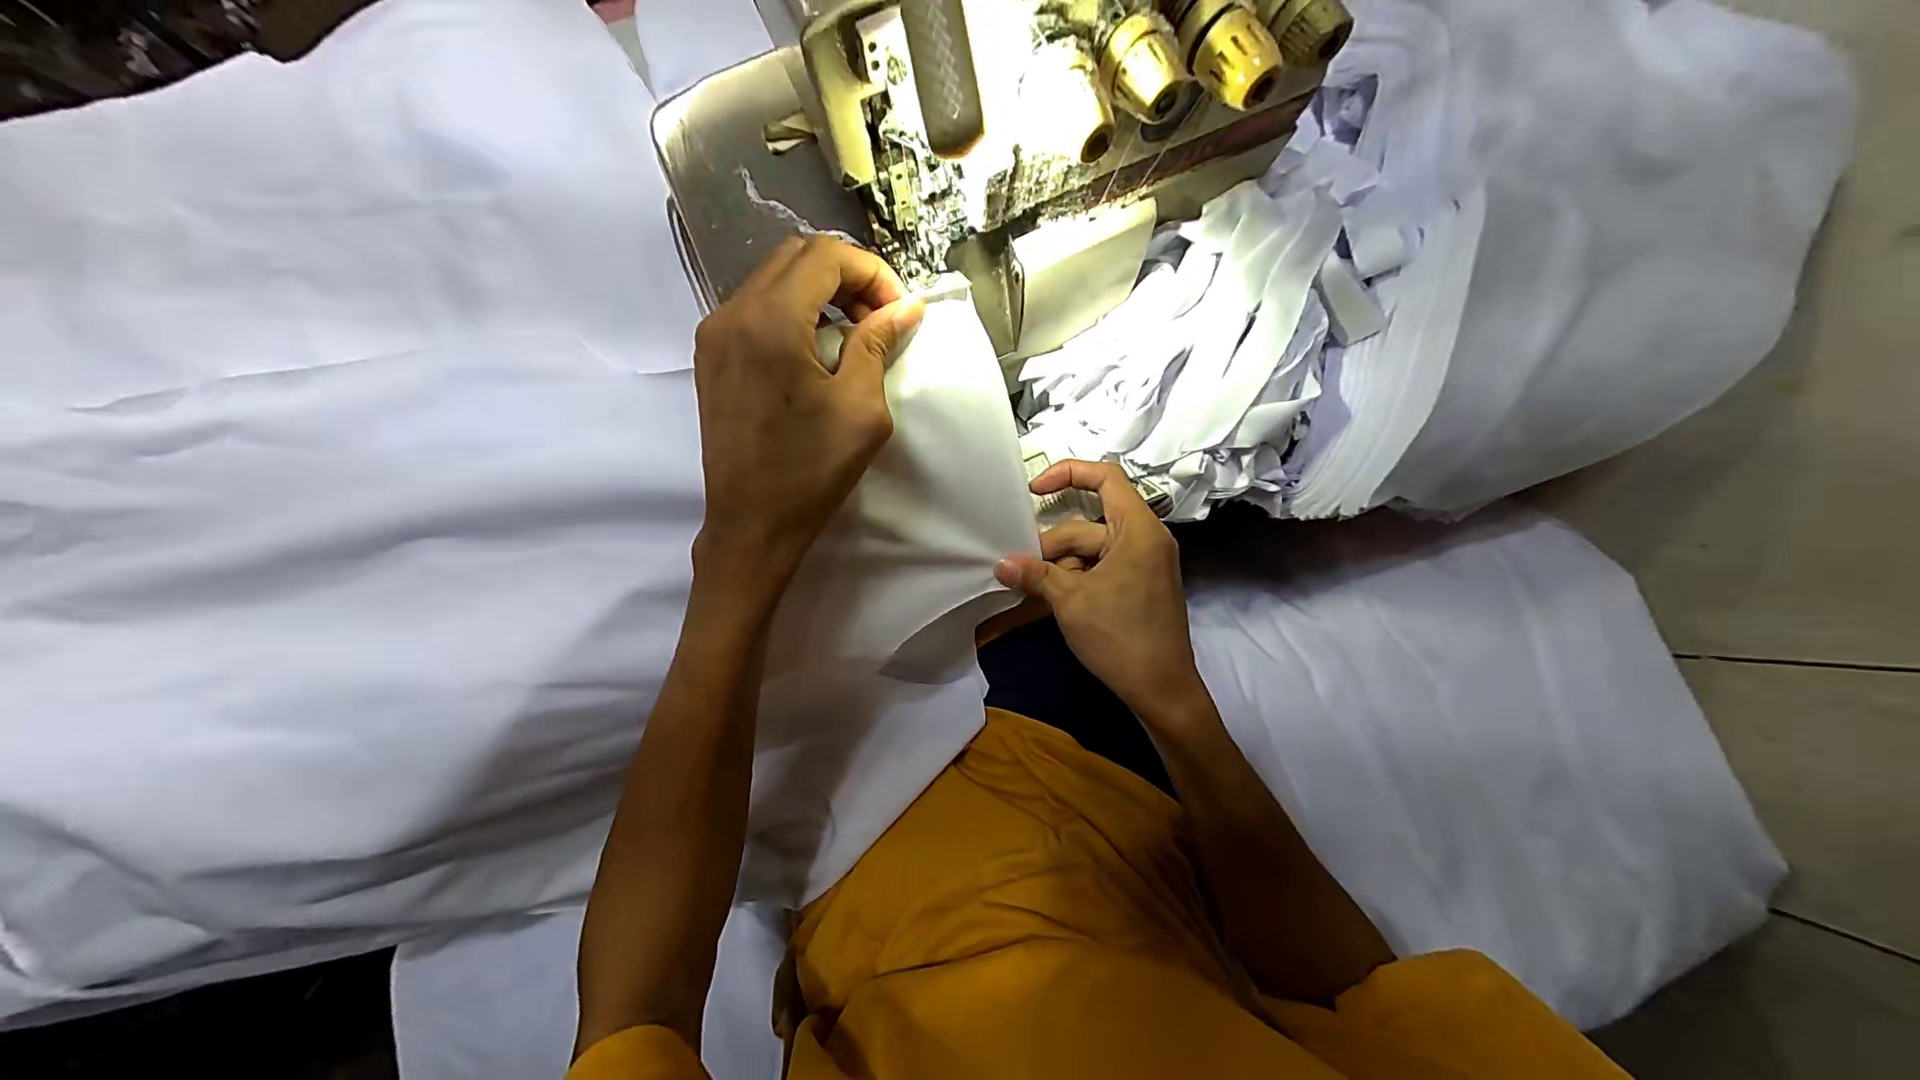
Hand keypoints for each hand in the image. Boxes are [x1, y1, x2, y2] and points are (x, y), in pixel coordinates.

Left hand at [690, 236, 924, 590]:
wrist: (751, 523)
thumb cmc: (811, 472)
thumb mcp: (861, 408)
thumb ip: (878, 343)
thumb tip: (905, 306)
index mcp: (771, 322)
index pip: (826, 255)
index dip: (872, 271)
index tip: (898, 309)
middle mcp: (733, 313)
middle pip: (797, 257)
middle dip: (847, 276)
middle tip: (879, 317)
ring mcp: (714, 333)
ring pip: (774, 278)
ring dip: (820, 292)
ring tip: (853, 333)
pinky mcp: (710, 355)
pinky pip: (755, 307)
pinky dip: (792, 311)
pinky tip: (817, 348)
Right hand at [993, 460, 1206, 718]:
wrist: (1161, 690)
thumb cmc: (1121, 637)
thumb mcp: (1071, 601)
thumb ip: (1036, 575)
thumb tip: (1001, 564)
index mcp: (1138, 530)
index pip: (1106, 478)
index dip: (1068, 473)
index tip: (1034, 489)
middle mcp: (1145, 540)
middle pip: (1088, 524)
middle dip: (1052, 546)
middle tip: (1020, 570)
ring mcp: (1143, 565)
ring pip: (1091, 551)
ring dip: (1060, 567)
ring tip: (1031, 589)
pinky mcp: (1138, 586)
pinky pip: (1101, 569)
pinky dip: (1075, 579)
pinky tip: (1050, 598)